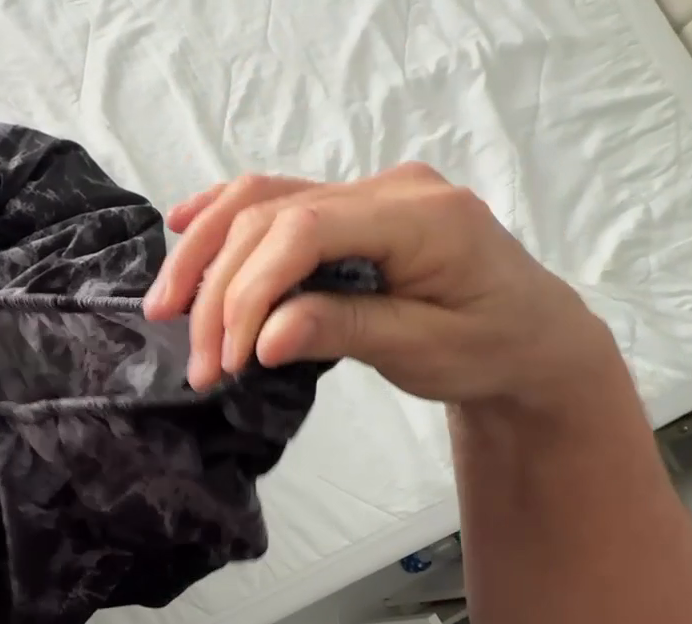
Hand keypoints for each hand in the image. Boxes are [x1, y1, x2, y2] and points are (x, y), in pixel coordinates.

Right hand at [144, 165, 621, 405]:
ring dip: (201, 257)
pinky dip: (220, 216)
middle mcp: (387, 189)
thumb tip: (264, 338)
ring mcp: (363, 192)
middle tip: (198, 365)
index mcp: (422, 217)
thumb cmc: (489, 347)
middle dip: (218, 294)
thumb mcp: (425, 351)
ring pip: (258, 201)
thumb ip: (345, 331)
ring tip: (163, 309)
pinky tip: (181, 224)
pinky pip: (272, 198)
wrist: (528, 337)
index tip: (227, 359)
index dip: (249, 292)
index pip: (305, 233)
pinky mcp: (343, 210)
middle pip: (268, 217)